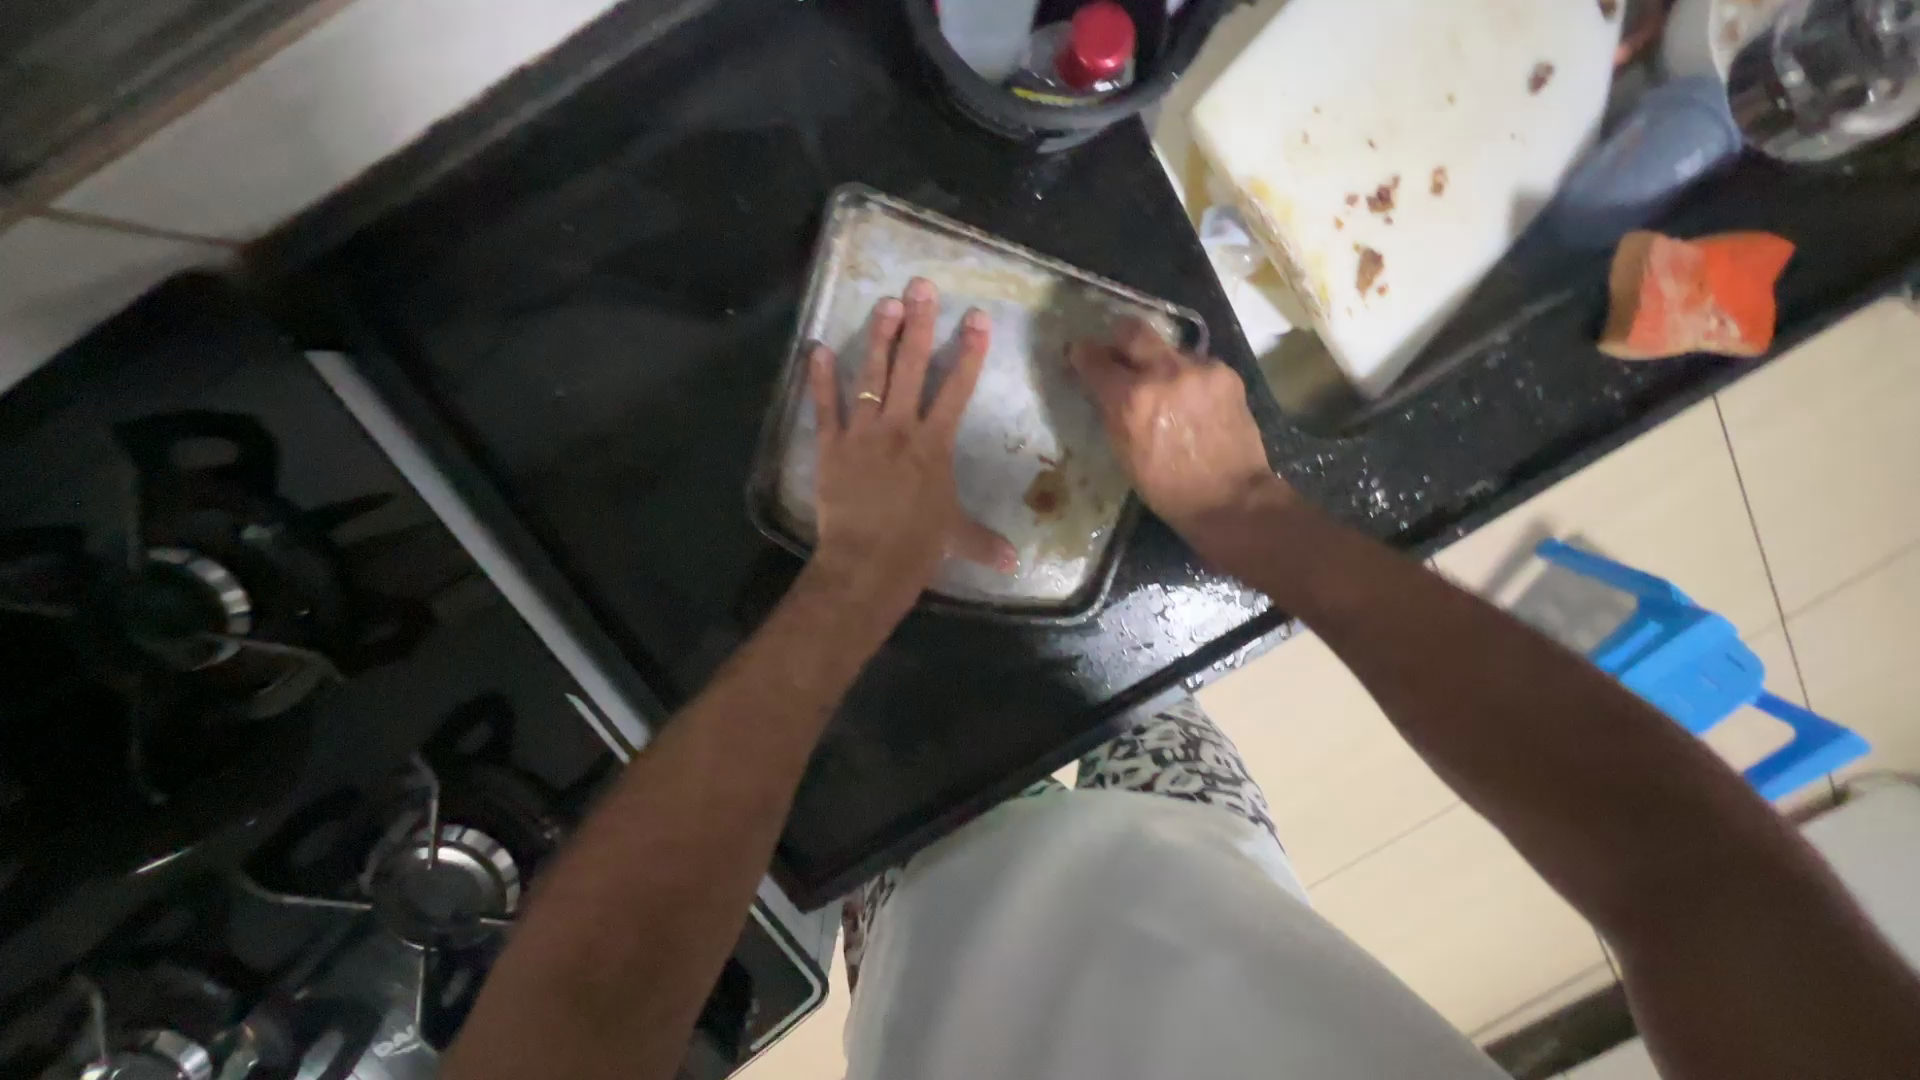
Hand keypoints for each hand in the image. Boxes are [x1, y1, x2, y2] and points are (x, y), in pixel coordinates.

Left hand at [807, 278, 1016, 622]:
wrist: (868, 563)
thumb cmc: (917, 547)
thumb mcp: (957, 539)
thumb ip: (985, 542)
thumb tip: (1015, 563)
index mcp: (935, 444)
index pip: (957, 388)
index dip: (969, 351)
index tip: (976, 317)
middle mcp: (900, 428)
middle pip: (911, 366)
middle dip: (920, 323)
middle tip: (921, 286)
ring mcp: (862, 433)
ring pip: (870, 375)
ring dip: (878, 337)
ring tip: (885, 303)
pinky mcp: (831, 446)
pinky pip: (824, 406)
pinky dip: (819, 378)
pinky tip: (817, 349)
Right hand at [1068, 318, 1291, 537]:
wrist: (1229, 498)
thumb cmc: (1166, 488)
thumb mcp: (1123, 452)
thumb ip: (1113, 412)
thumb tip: (1106, 389)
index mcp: (1130, 399)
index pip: (1095, 360)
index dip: (1083, 353)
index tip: (1080, 351)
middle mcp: (1163, 373)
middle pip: (1133, 331)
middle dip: (1119, 336)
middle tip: (1117, 347)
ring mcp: (1198, 369)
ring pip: (1169, 348)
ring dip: (1160, 362)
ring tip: (1165, 385)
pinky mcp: (1225, 374)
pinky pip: (1198, 364)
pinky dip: (1189, 377)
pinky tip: (1193, 400)